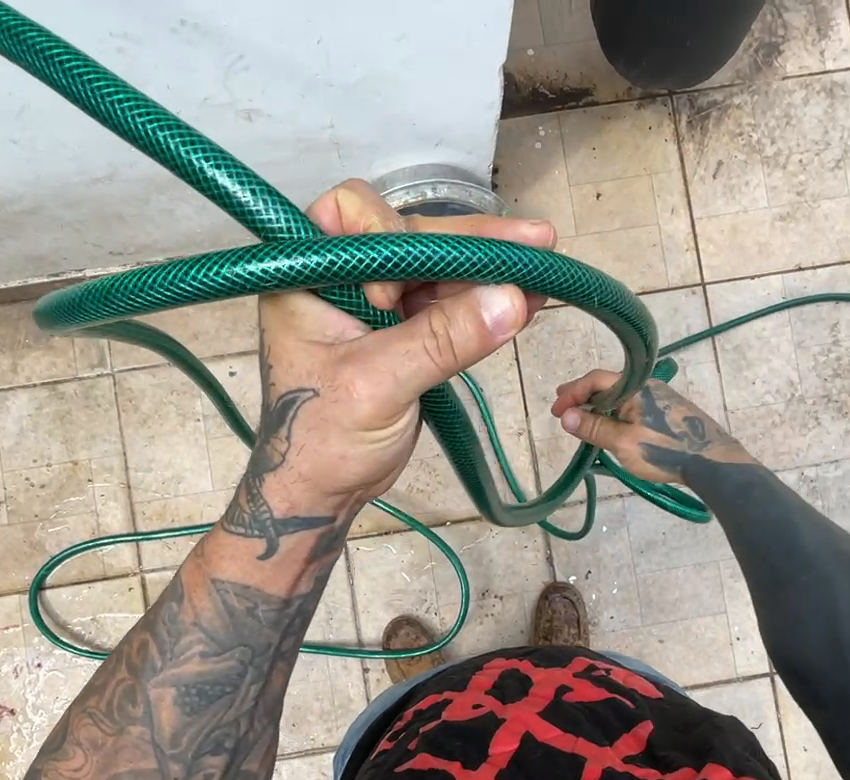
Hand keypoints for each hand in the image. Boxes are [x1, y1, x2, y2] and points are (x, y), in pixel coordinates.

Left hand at [233, 181, 553, 542]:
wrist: (323, 492)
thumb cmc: (325, 440)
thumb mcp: (379, 385)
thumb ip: (441, 341)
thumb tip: (512, 300)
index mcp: (308, 277)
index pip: (352, 217)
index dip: (394, 238)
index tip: (414, 286)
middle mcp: (340, 278)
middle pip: (408, 238)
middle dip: (468, 243)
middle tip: (535, 240)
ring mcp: (373, 304)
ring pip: (434, 269)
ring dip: (486, 271)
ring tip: (542, 271)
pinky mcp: (400, 331)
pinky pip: (445, 305)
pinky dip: (482, 305)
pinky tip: (526, 300)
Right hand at [551, 370, 752, 484]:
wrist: (711, 461)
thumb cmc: (665, 450)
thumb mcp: (623, 442)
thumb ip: (594, 428)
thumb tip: (565, 417)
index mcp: (635, 387)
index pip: (595, 380)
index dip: (572, 393)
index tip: (556, 412)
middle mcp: (647, 386)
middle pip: (607, 385)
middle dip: (582, 396)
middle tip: (562, 407)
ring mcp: (659, 398)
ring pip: (620, 397)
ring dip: (598, 407)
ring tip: (581, 420)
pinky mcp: (667, 412)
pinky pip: (632, 406)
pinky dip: (613, 413)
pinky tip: (609, 427)